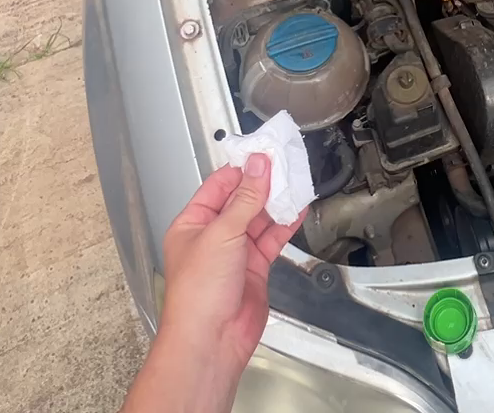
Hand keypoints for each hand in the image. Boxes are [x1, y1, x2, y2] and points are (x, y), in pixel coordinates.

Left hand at [120, 154, 305, 412]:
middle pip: (243, 199)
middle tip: (285, 162)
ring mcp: (235, 251)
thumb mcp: (222, 233)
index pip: (220, 185)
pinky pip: (273, 237)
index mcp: (194, 223)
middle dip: (264, 182)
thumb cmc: (199, 293)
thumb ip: (245, 198)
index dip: (243, 168)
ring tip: (296, 180)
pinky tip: (299, 208)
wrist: (211, 341)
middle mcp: (214, 235)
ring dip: (278, 201)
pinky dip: (287, 223)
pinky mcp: (255, 266)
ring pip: (261, 217)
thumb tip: (258, 165)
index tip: (264, 152)